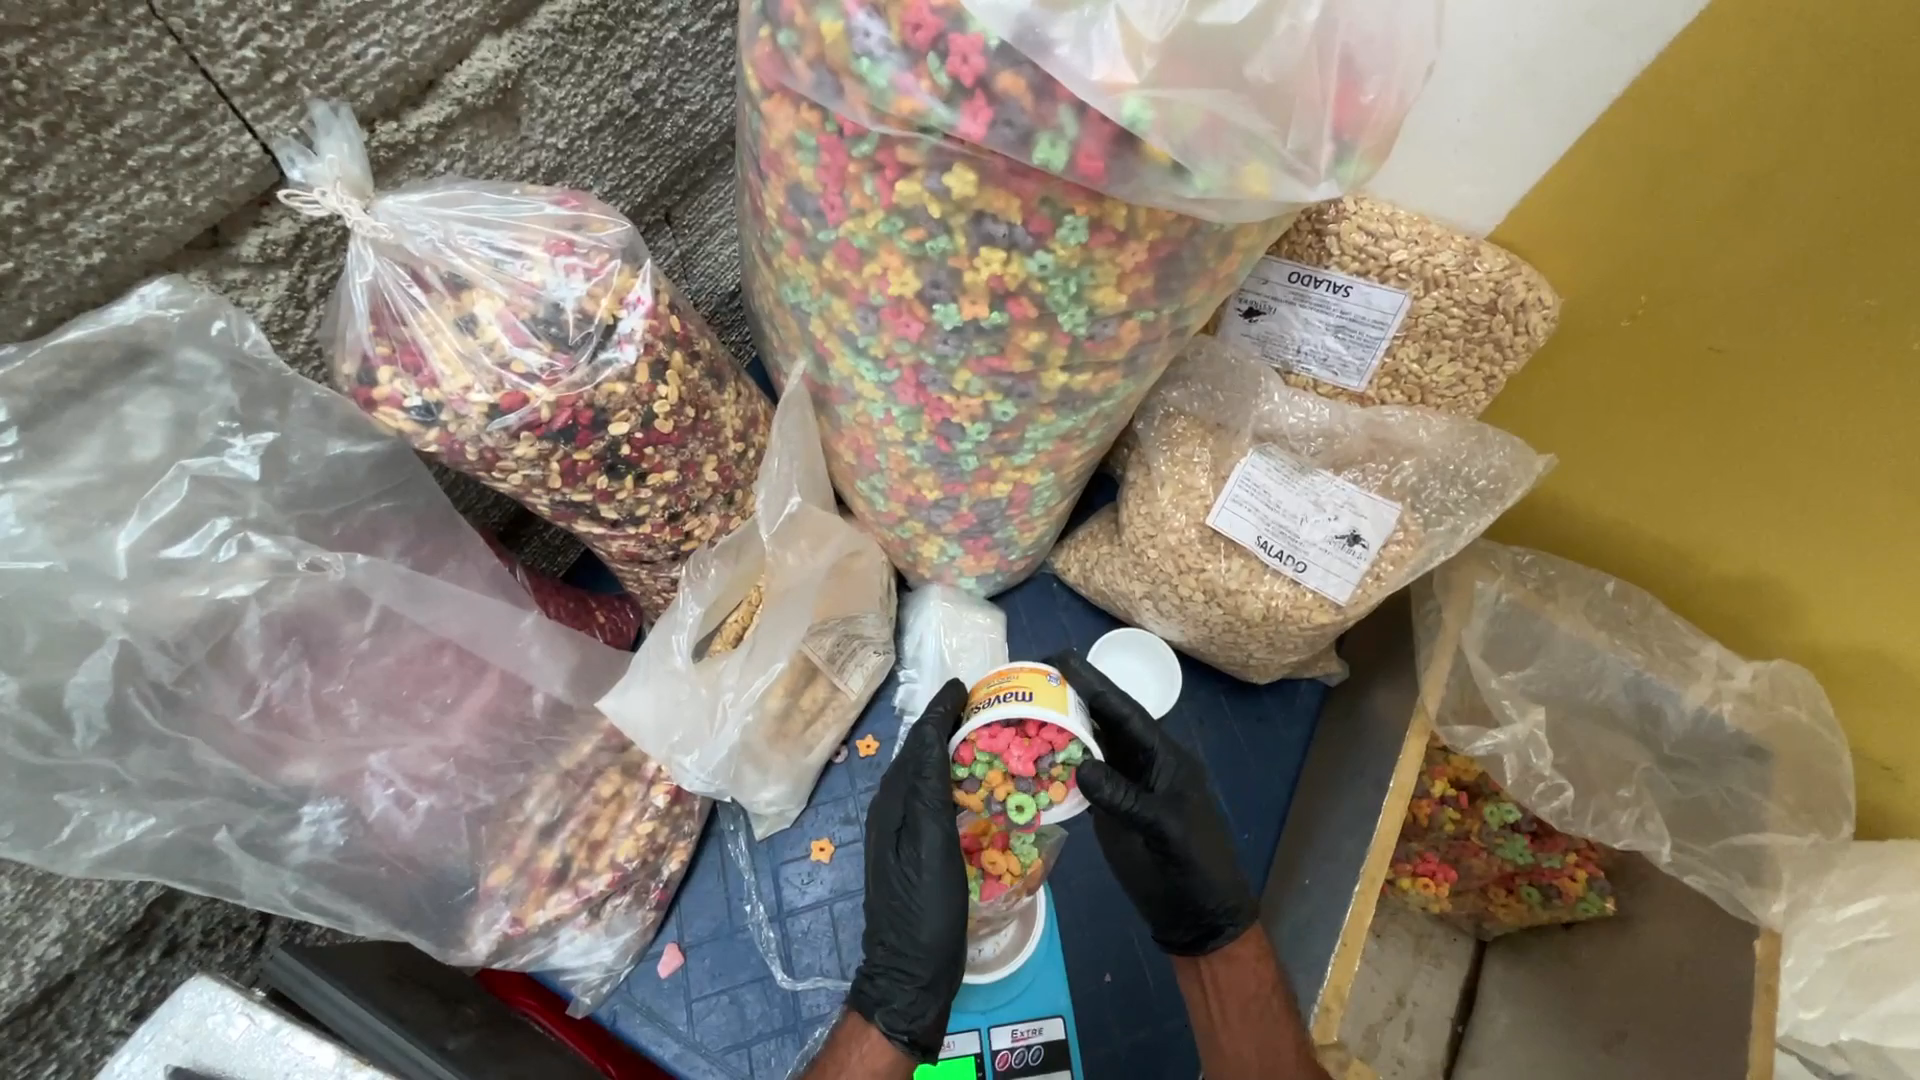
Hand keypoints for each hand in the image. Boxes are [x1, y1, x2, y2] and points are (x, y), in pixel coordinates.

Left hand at [845, 679, 968, 1061]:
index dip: (940, 710)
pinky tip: (975, 783)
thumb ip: (928, 789)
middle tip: (983, 705)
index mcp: (894, 801)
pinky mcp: (913, 847)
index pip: (918, 740)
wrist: (908, 972)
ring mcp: (899, 828)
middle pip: (920, 752)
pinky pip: (933, 796)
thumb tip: (931, 733)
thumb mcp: (930, 846)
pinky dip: (952, 777)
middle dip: (946, 723)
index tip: (965, 686)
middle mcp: (892, 807)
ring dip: (950, 748)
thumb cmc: (925, 910)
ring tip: (983, 733)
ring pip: (926, 773)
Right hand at [1052, 652, 1257, 956]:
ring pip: (1087, 744)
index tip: (1060, 659)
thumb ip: (1127, 798)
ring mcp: (1121, 783)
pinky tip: (1027, 755)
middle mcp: (1138, 760)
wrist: (1197, 915)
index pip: (1123, 711)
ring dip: (1058, 727)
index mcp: (1162, 755)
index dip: (1093, 683)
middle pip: (1101, 720)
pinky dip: (1055, 764)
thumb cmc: (1194, 866)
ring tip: (1020, 706)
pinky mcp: (1106, 806)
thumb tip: (1082, 766)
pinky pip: (1077, 776)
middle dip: (1069, 696)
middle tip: (1028, 676)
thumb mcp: (1167, 829)